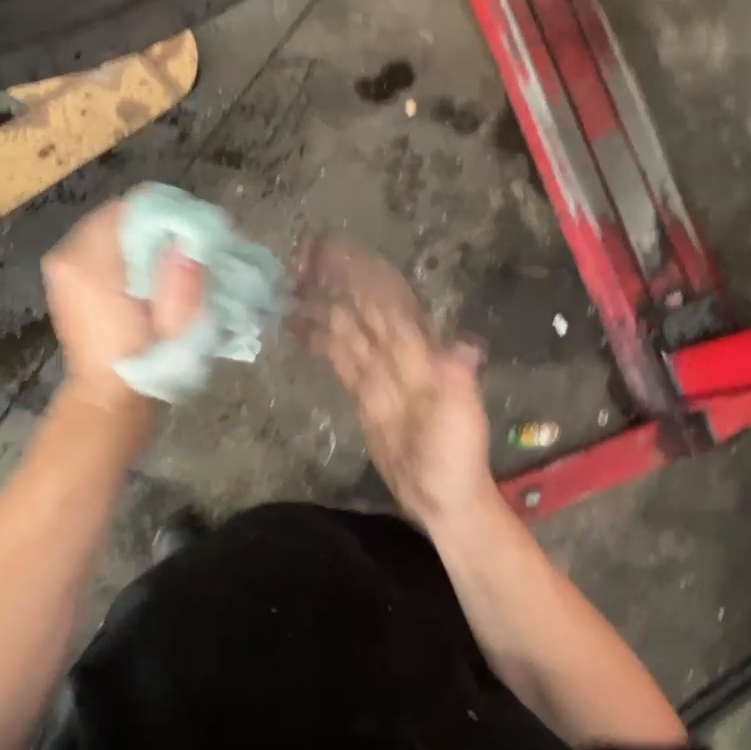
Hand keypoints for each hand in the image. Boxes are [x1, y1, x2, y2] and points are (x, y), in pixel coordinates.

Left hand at [42, 200, 204, 408]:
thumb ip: (182, 279)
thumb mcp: (176, 324)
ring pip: (112, 229)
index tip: (194, 234)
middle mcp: (68, 256)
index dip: (168, 216)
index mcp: (91, 264)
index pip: (132, 209)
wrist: (108, 399)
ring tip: (170, 263)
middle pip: (120, 215)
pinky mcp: (67, 277)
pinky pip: (103, 246)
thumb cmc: (147, 365)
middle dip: (157, 227)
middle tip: (188, 249)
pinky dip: (129, 252)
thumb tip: (192, 239)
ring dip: (143, 239)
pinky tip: (149, 276)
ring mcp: (63, 266)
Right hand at [297, 241, 496, 525]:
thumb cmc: (455, 461)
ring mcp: (380, 373)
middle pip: (363, 306)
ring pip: (348, 326)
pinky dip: (319, 336)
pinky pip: (340, 355)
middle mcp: (399, 354)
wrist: (443, 498)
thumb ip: (458, 383)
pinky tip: (296, 325)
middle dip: (336, 279)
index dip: (362, 275)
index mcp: (420, 354)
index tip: (331, 251)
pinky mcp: (365, 394)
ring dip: (322, 303)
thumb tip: (464, 347)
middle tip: (298, 257)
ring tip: (287, 285)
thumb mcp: (460, 421)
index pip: (387, 302)